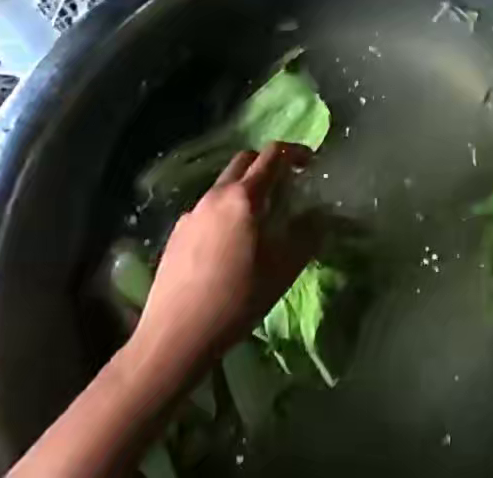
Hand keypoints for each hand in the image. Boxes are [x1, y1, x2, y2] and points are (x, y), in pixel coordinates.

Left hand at [132, 142, 320, 373]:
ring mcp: (191, 215)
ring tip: (261, 219)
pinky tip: (231, 244)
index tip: (311, 166)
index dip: (297, 152)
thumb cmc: (238, 297)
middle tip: (287, 186)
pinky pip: (208, 210)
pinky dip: (226, 212)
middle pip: (245, 161)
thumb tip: (318, 213)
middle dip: (269, 164)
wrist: (174, 340)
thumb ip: (309, 231)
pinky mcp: (175, 236)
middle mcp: (215, 196)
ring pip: (224, 186)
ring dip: (246, 189)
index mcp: (245, 196)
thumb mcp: (287, 265)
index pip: (273, 154)